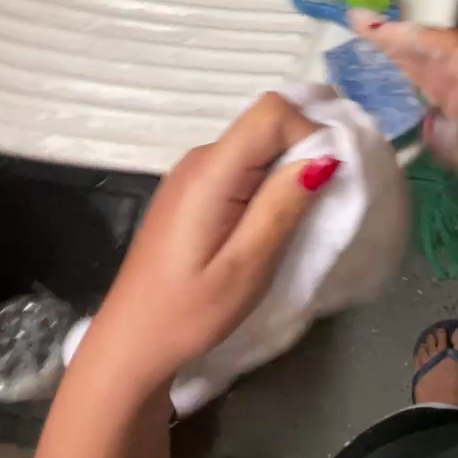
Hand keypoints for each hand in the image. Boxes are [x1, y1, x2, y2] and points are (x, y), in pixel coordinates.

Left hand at [81, 93, 336, 385]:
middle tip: (319, 206)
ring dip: (290, 170)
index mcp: (211, 172)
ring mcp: (194, 172)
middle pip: (268, 123)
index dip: (310, 134)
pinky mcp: (196, 191)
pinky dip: (271, 182)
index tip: (324, 183)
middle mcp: (201, 158)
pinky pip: (245, 165)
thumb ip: (283, 205)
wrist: (132, 344)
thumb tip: (325, 156)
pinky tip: (269, 224)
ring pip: (260, 144)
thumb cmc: (189, 314)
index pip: (272, 112)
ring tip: (298, 220)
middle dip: (306, 152)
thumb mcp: (247, 266)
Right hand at [350, 8, 457, 236]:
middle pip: (438, 52)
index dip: (415, 36)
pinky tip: (392, 82)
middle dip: (400, 36)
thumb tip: (429, 123)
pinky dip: (412, 79)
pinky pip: (437, 92)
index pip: (451, 51)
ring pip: (435, 69)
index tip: (376, 29)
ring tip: (365, 43)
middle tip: (356, 24)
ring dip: (403, 53)